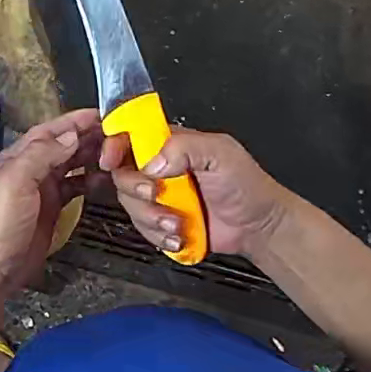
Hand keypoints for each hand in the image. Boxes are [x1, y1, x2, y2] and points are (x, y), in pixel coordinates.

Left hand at [0, 109, 102, 294]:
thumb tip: (71, 134)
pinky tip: (107, 180)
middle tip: (120, 134)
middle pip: (63, 145)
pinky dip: (89, 181)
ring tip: (119, 153)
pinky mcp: (51, 208)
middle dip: (89, 137)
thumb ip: (41, 155)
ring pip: (70, 164)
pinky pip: (74, 187)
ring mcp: (41, 189)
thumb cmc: (0, 222)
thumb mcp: (16, 182)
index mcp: (17, 157)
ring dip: (92, 157)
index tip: (103, 114)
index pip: (49, 131)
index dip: (74, 121)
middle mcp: (30, 168)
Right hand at [101, 129, 298, 259]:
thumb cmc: (246, 185)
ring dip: (150, 216)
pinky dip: (156, 235)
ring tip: (175, 222)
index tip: (111, 159)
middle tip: (155, 194)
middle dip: (134, 187)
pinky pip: (140, 227)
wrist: (259, 228)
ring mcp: (155, 195)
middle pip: (120, 173)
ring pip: (127, 202)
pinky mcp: (157, 220)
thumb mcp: (220, 153)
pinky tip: (178, 235)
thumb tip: (152, 162)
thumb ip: (185, 148)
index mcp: (166, 144)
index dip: (113, 146)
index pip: (127, 136)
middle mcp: (156, 168)